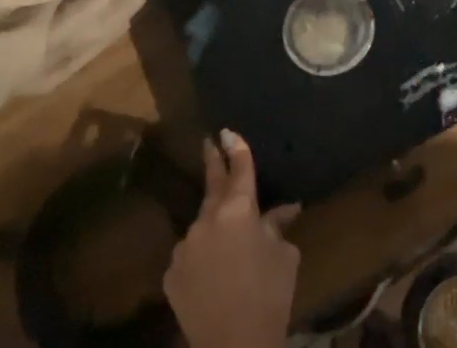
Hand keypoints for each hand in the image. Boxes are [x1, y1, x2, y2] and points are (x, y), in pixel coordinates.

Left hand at [164, 129, 301, 347]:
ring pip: (203, 225)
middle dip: (213, 164)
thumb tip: (284, 210)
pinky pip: (192, 253)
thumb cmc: (270, 295)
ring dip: (215, 223)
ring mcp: (185, 247)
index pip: (239, 171)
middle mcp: (207, 221)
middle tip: (209, 142)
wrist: (233, 345)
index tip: (228, 131)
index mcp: (239, 211)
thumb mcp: (285, 256)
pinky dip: (204, 253)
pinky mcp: (171, 273)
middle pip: (212, 187)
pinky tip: (216, 270)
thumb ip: (278, 227)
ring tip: (230, 235)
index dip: (237, 150)